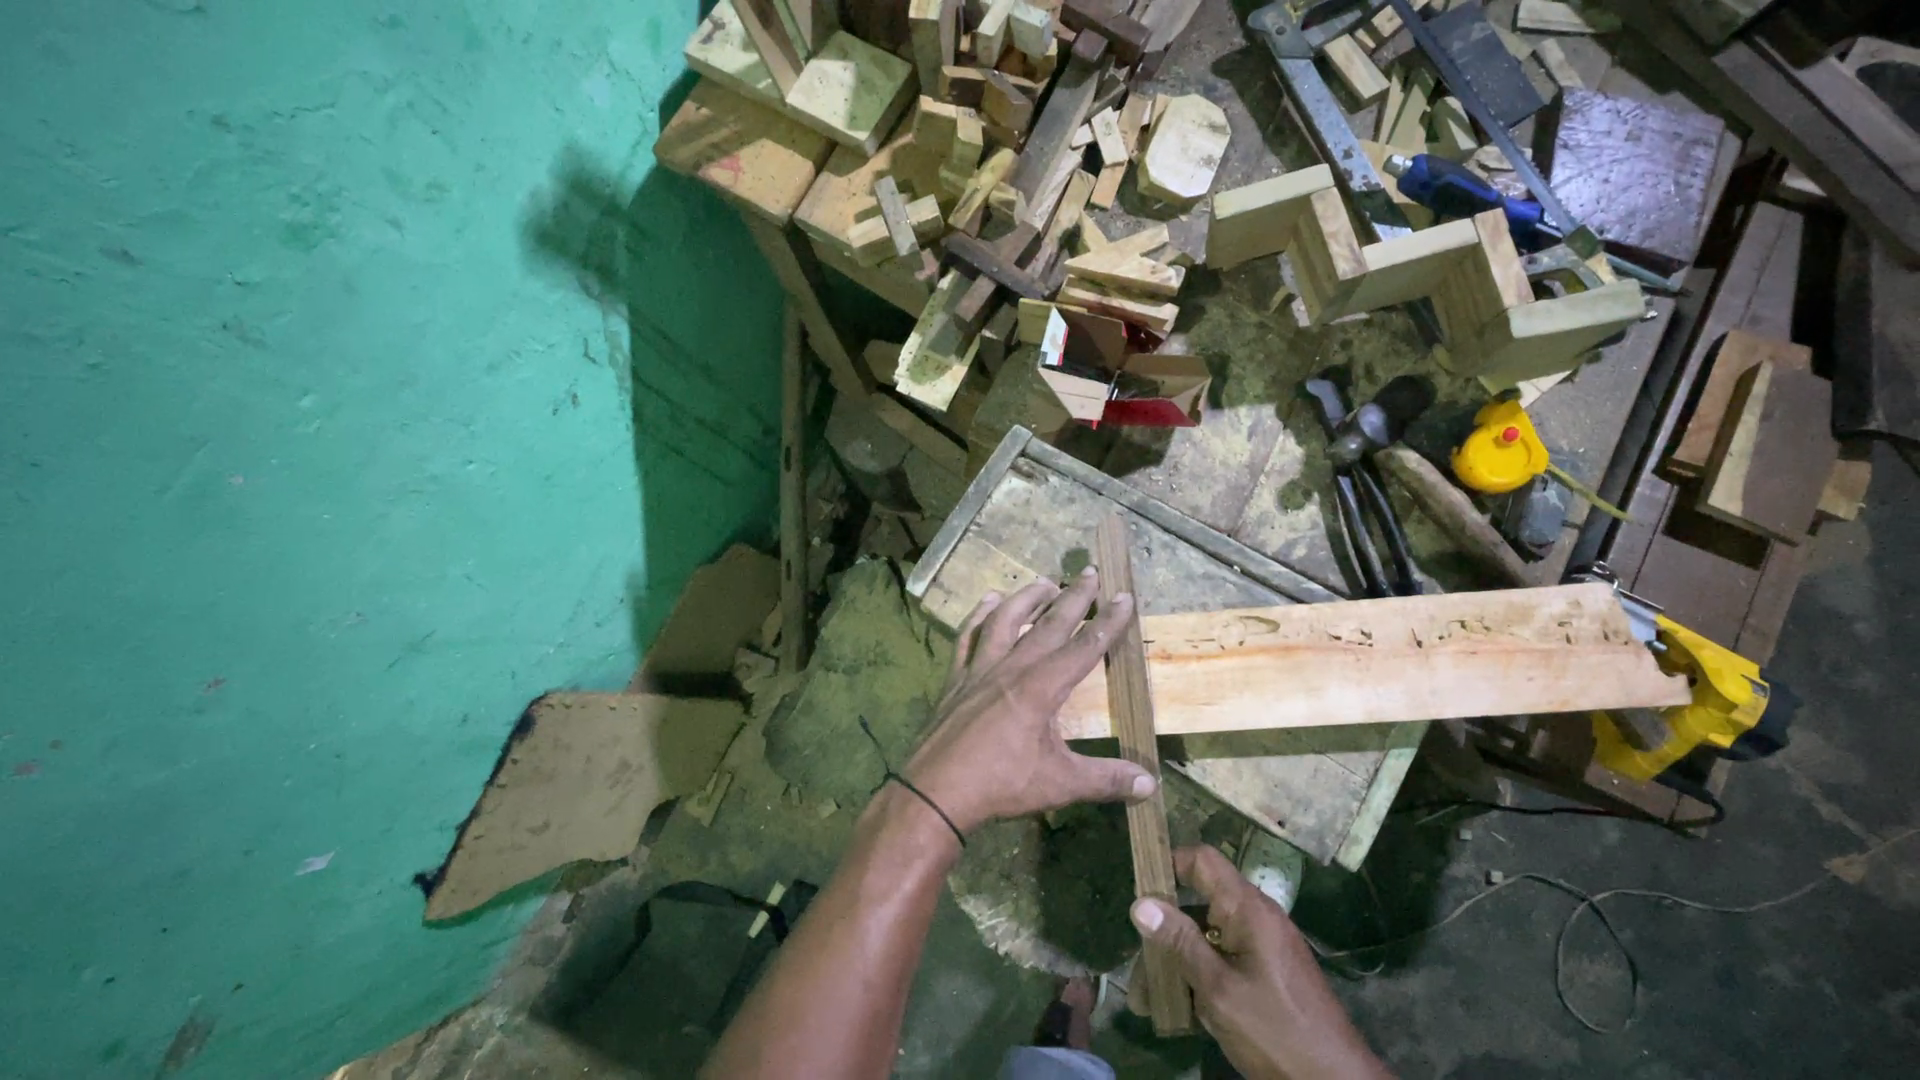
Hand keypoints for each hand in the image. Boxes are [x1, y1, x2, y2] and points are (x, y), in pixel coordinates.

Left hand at [903, 570, 1155, 834]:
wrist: (934, 791)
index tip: (1124, 596)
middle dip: (1073, 597)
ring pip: (1005, 620)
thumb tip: (1150, 784)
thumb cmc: (1000, 785)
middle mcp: (1012, 668)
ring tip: (1044, 581)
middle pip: (1048, 624)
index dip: (1108, 622)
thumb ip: (1106, 779)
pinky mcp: (955, 679)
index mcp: (1042, 688)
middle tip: (1090, 571)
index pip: (1085, 647)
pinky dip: (979, 616)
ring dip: (1027, 598)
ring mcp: (979, 670)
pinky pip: (968, 637)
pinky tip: (987, 601)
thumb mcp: (1060, 785)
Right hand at [1130, 846, 1392, 1079]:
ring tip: (1146, 1001)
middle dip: (1163, 932)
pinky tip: (1176, 1008)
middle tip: (1136, 968)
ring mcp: (1262, 945)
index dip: (1168, 863)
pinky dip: (1197, 976)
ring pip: (1206, 937)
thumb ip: (1180, 943)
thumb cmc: (1276, 1031)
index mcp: (1248, 909)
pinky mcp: (1266, 971)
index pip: (1202, 860)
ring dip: (1176, 963)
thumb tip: (1140, 903)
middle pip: (1198, 904)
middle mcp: (1256, 917)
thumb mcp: (1219, 989)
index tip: (1137, 888)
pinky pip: (1222, 958)